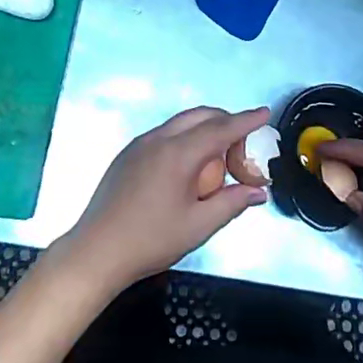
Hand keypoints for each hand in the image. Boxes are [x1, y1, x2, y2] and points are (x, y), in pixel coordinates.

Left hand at [55, 107, 269, 292]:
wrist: (98, 250)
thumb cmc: (150, 240)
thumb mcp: (199, 226)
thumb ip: (231, 203)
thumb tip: (258, 192)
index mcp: (177, 153)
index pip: (220, 128)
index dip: (246, 120)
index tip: (264, 113)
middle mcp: (157, 140)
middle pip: (200, 116)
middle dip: (226, 122)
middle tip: (245, 145)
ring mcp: (139, 145)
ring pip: (180, 123)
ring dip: (204, 129)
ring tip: (220, 156)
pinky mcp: (128, 154)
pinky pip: (164, 134)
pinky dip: (185, 138)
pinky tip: (189, 166)